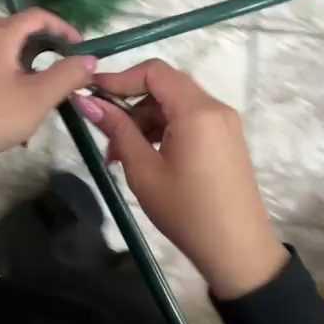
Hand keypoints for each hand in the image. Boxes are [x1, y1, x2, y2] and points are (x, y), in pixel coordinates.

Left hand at [0, 9, 96, 177]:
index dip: (63, 27)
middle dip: (41, 40)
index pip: (36, 16)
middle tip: (60, 62)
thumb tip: (89, 59)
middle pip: (14, 27)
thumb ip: (67, 74)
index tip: (80, 48)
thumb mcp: (38, 97)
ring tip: (36, 80)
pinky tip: (5, 92)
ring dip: (19, 55)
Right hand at [79, 60, 286, 298]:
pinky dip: (163, 128)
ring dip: (144, 119)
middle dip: (130, 102)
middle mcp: (215, 108)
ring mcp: (224, 123)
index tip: (91, 95)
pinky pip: (188, 119)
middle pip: (164, 85)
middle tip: (105, 132)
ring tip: (121, 154)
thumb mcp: (143, 170)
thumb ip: (116, 128)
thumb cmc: (186, 210)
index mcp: (197, 111)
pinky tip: (146, 156)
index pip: (154, 71)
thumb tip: (85, 100)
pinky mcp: (226, 139)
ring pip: (174, 103)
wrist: (238, 253)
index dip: (119, 78)